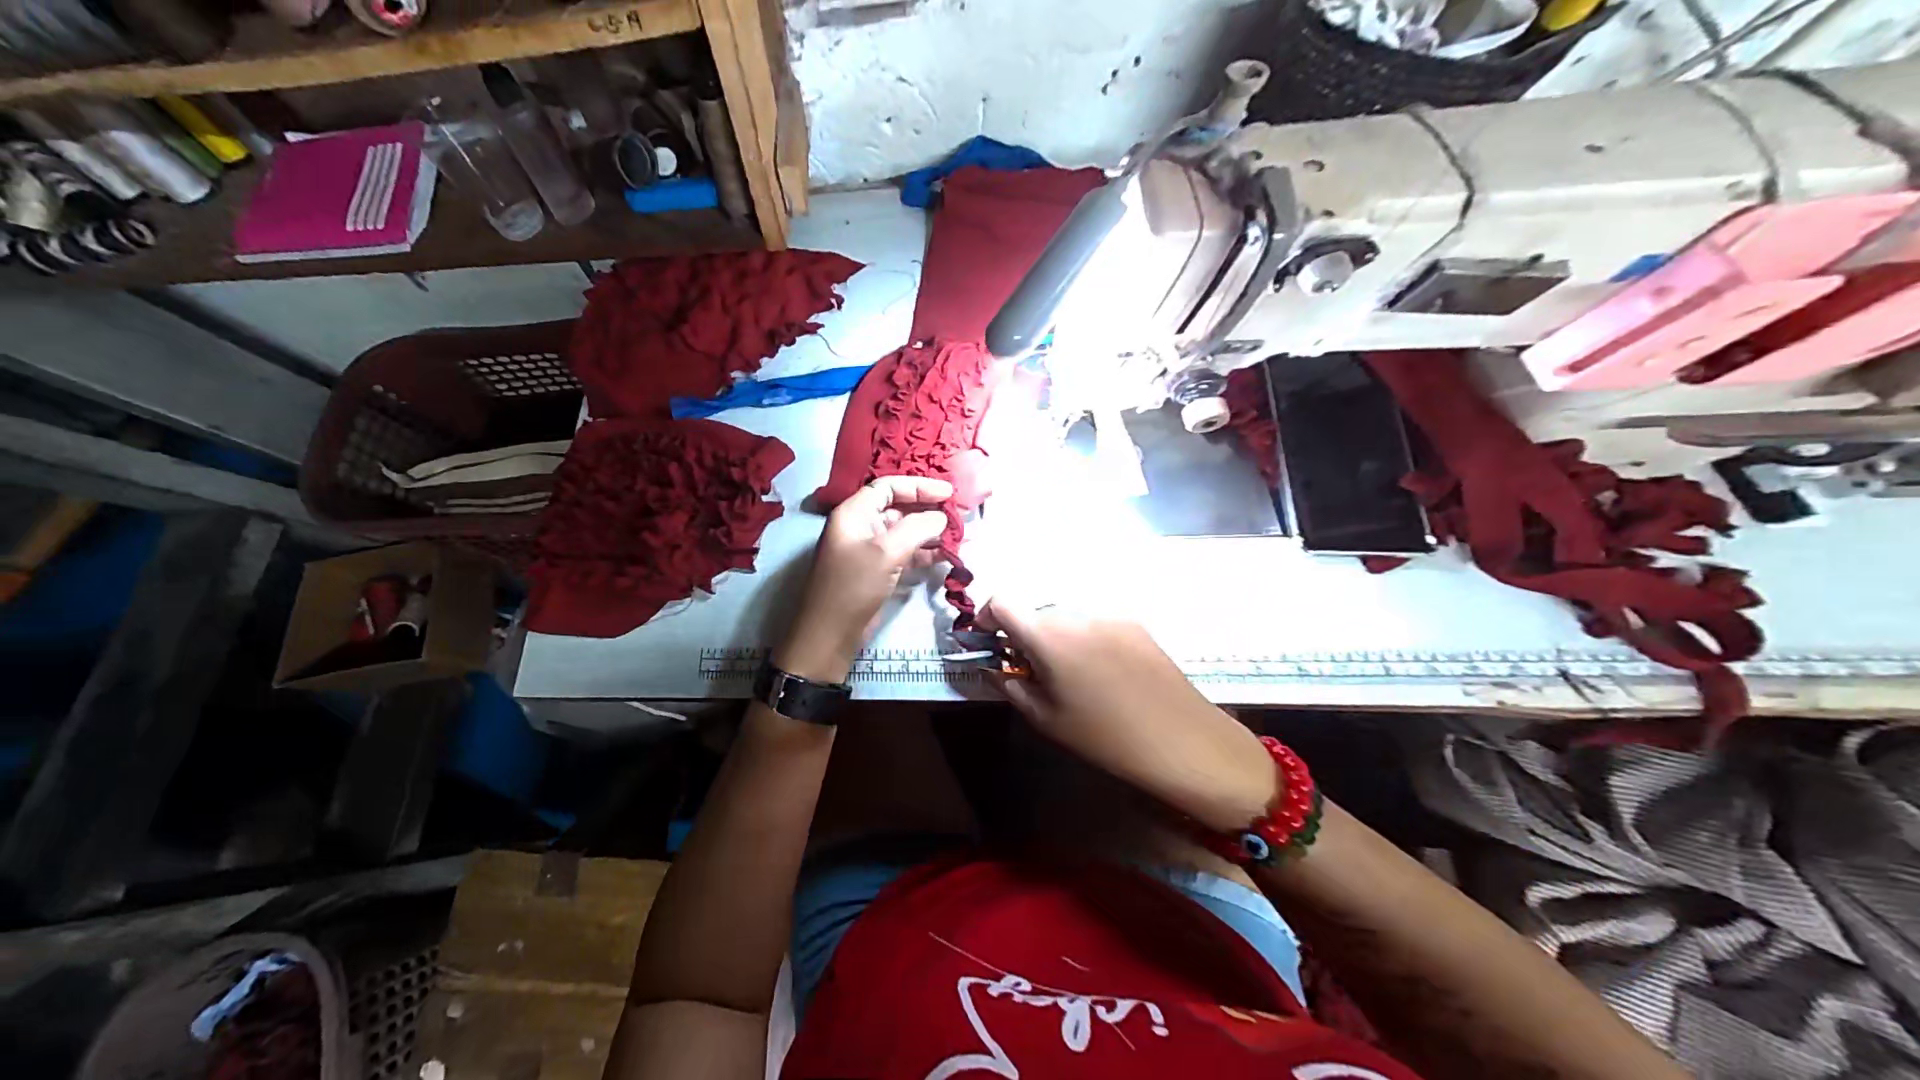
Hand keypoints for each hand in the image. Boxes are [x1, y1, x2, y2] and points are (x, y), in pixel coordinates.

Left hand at [774, 476, 953, 683]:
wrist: (831, 634)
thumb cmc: (854, 586)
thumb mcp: (886, 552)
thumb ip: (917, 528)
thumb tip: (941, 518)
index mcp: (854, 513)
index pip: (888, 487)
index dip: (919, 486)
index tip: (949, 493)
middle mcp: (862, 526)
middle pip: (899, 507)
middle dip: (929, 509)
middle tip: (959, 514)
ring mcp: (870, 550)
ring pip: (906, 531)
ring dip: (932, 532)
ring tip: (960, 535)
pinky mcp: (879, 571)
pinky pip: (907, 552)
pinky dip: (926, 552)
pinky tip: (948, 554)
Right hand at [979, 597, 1277, 831]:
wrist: (1178, 738)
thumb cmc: (1102, 736)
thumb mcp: (1045, 718)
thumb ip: (1011, 685)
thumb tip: (994, 666)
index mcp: (1048, 635)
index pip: (1002, 602)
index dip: (988, 617)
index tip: (990, 640)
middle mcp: (1076, 614)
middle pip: (1036, 610)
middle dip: (1025, 632)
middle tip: (1031, 668)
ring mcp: (1109, 615)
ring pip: (1067, 615)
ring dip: (1056, 635)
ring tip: (1071, 673)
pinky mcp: (1134, 623)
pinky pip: (1095, 622)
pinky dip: (1085, 638)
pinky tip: (1102, 672)